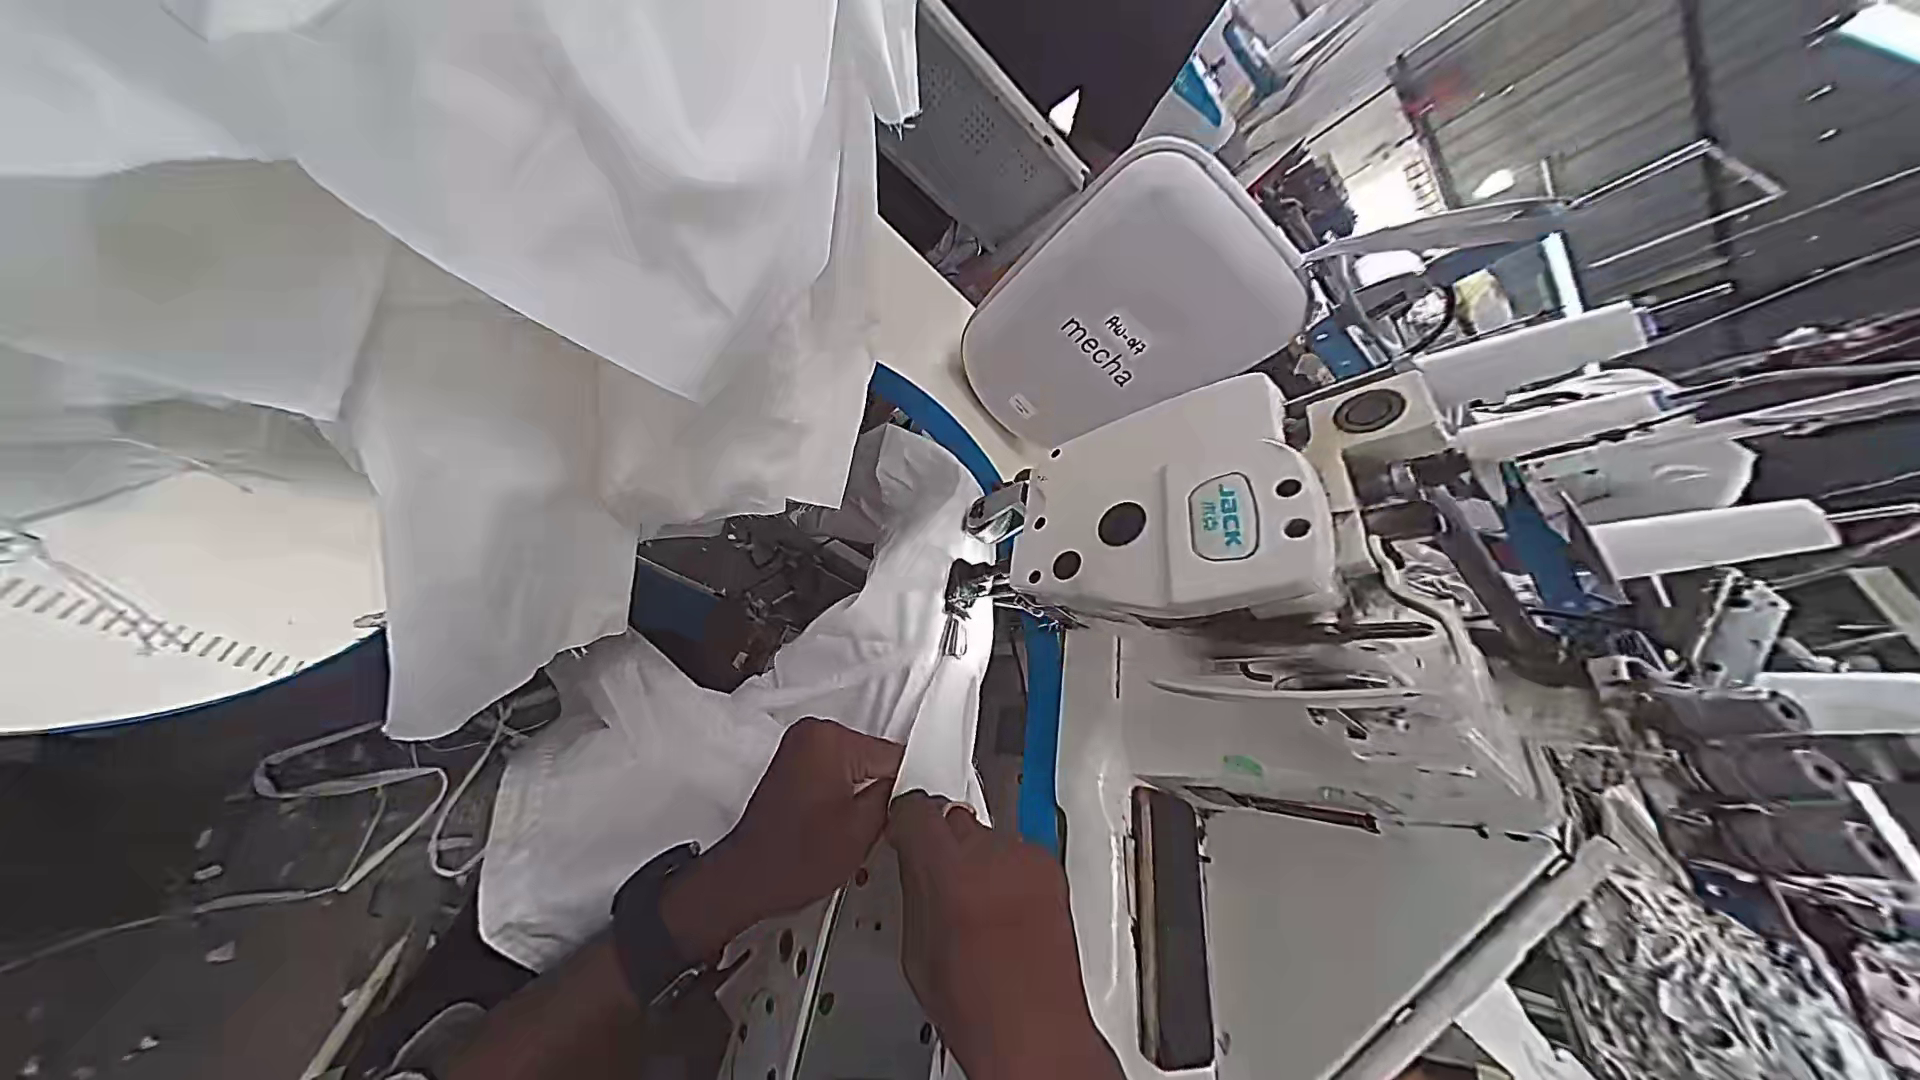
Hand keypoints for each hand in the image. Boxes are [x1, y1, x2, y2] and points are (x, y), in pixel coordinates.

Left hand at [661, 718, 901, 959]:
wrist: (743, 881)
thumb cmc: (791, 859)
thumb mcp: (863, 829)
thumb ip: (896, 798)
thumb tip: (913, 788)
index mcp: (830, 739)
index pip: (891, 754)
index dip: (905, 787)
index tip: (907, 810)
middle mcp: (813, 731)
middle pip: (874, 755)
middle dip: (883, 787)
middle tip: (879, 823)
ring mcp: (800, 743)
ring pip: (857, 762)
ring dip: (863, 789)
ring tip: (853, 824)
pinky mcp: (794, 759)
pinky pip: (836, 766)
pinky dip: (844, 788)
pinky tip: (839, 818)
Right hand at [889, 792, 1122, 1079]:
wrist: (1038, 1034)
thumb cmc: (978, 1008)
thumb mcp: (917, 950)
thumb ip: (912, 887)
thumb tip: (911, 858)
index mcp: (945, 871)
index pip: (916, 808)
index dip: (907, 818)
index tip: (906, 826)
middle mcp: (988, 853)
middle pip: (952, 817)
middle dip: (943, 840)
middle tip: (942, 877)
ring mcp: (1022, 857)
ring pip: (985, 834)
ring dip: (978, 857)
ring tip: (980, 904)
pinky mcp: (1048, 866)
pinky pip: (1016, 851)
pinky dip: (1008, 869)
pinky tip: (1007, 908)